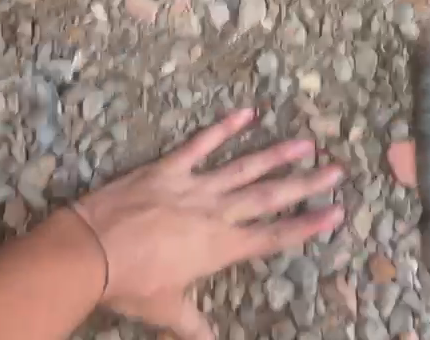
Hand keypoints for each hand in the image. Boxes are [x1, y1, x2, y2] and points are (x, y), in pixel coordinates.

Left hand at [68, 108, 343, 338]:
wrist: (92, 250)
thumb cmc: (130, 283)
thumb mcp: (165, 310)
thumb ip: (193, 326)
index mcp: (219, 247)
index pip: (273, 236)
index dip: (306, 225)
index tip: (336, 212)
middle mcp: (216, 212)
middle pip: (269, 197)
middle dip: (305, 184)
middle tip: (336, 170)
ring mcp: (195, 184)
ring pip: (244, 167)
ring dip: (276, 154)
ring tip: (305, 143)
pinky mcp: (171, 166)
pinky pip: (201, 143)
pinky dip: (224, 127)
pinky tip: (247, 112)